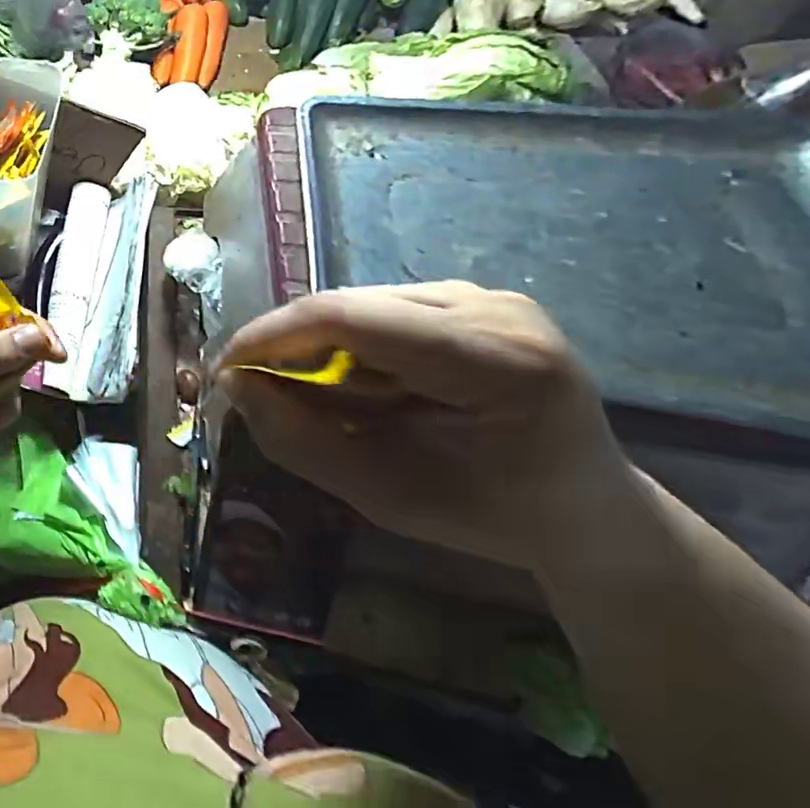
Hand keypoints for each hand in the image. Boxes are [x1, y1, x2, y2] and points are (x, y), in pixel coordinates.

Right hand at [214, 282, 627, 566]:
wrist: (584, 508)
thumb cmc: (488, 513)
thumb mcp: (380, 495)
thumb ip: (297, 440)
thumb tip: (234, 384)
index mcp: (495, 361)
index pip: (346, 318)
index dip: (268, 337)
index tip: (225, 373)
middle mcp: (491, 307)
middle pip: (341, 306)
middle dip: (288, 349)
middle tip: (265, 396)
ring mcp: (483, 296)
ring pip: (349, 305)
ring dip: (317, 350)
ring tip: (332, 402)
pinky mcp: (468, 298)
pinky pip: (371, 309)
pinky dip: (344, 347)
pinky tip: (365, 386)